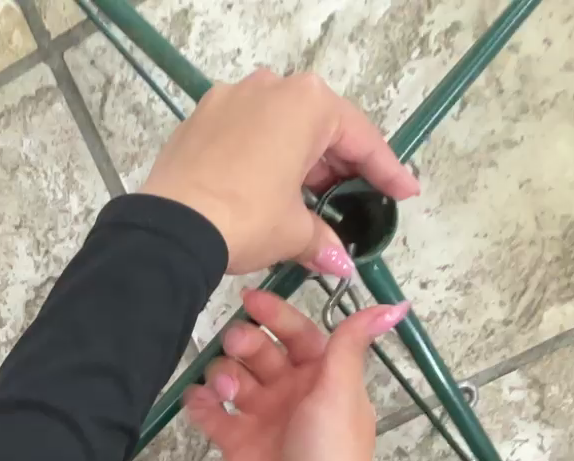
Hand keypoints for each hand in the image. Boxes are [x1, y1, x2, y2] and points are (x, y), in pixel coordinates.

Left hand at [138, 69, 418, 276]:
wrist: (171, 230)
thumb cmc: (242, 220)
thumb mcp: (292, 233)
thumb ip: (322, 239)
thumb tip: (338, 261)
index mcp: (307, 103)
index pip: (360, 139)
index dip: (385, 171)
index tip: (402, 190)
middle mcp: (269, 87)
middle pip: (317, 128)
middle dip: (335, 167)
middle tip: (349, 201)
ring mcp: (228, 100)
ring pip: (276, 129)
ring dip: (295, 163)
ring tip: (304, 202)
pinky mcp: (197, 121)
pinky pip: (242, 137)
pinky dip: (258, 161)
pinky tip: (262, 191)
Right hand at [184, 290, 408, 460]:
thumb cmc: (331, 451)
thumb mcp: (341, 393)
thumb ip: (350, 344)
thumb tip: (393, 304)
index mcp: (321, 377)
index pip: (296, 334)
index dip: (275, 314)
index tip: (249, 299)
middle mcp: (289, 391)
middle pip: (259, 352)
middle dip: (244, 344)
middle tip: (236, 348)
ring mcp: (259, 415)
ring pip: (232, 377)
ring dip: (223, 374)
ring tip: (225, 390)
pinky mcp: (234, 440)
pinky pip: (211, 412)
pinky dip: (200, 403)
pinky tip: (198, 401)